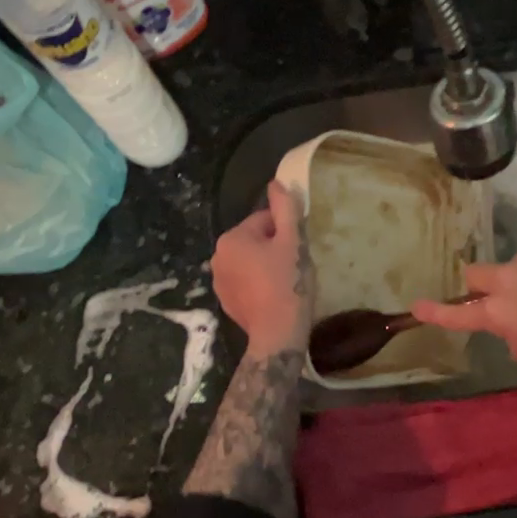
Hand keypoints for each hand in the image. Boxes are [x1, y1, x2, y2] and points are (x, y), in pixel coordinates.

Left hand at [212, 180, 312, 354]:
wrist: (277, 335)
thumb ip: (285, 209)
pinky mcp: (226, 302)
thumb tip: (277, 182)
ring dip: (266, 267)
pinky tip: (274, 298)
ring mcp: (219, 281)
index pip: (264, 221)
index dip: (286, 233)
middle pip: (255, 242)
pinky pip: (245, 284)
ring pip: (250, 263)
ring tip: (286, 284)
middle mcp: (218, 256)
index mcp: (232, 238)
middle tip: (294, 269)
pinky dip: (258, 286)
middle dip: (275, 250)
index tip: (298, 250)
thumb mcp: (292, 243)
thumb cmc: (287, 285)